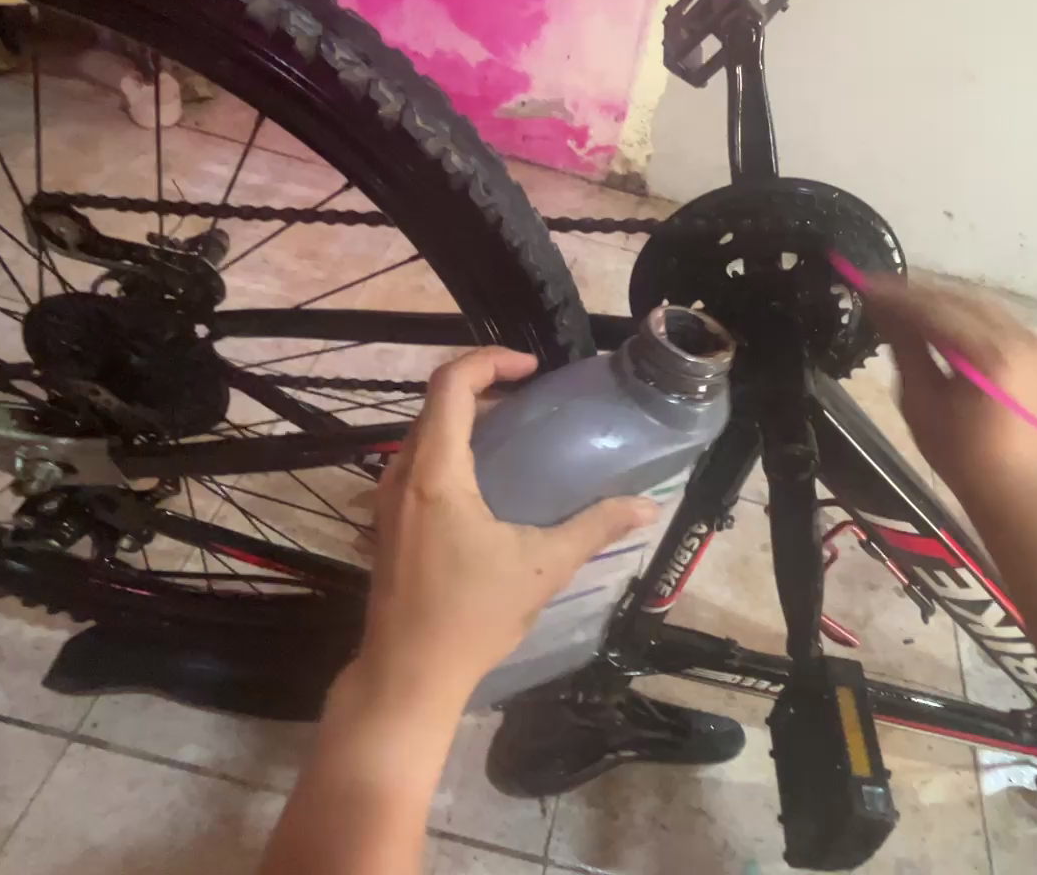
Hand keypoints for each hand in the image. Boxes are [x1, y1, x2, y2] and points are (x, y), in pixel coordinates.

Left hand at [359, 347, 657, 702]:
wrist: (407, 675)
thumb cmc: (472, 617)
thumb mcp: (544, 567)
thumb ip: (596, 527)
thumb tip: (647, 506)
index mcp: (436, 473)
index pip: (450, 385)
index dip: (490, 360)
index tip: (532, 367)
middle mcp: (402, 474)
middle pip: (435, 402)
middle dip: (483, 384)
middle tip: (531, 394)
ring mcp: (389, 498)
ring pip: (423, 431)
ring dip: (465, 416)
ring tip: (513, 427)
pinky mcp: (389, 520)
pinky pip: (418, 459)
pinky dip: (451, 445)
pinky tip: (487, 476)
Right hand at [862, 277, 1036, 490]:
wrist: (1016, 484)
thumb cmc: (960, 453)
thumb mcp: (921, 401)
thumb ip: (905, 348)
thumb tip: (881, 310)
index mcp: (989, 354)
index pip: (933, 309)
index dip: (895, 296)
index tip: (863, 284)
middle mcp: (1018, 337)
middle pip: (957, 299)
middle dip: (915, 293)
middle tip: (875, 290)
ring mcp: (1033, 340)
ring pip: (975, 303)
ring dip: (937, 300)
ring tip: (900, 302)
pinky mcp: (1036, 347)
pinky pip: (992, 316)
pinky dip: (960, 312)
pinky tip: (934, 316)